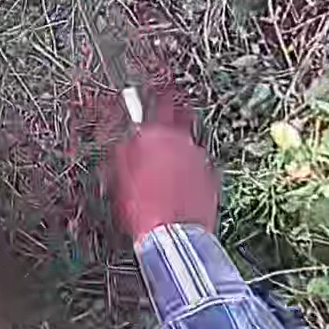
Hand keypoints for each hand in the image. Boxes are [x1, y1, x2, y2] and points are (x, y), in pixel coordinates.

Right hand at [109, 98, 218, 241]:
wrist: (172, 236)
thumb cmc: (140, 208)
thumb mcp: (118, 176)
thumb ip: (123, 150)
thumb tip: (124, 135)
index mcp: (153, 137)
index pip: (153, 104)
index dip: (148, 95)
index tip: (144, 91)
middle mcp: (179, 141)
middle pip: (178, 114)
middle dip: (171, 107)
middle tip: (167, 101)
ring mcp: (198, 157)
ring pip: (187, 138)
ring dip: (178, 140)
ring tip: (168, 148)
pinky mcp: (210, 176)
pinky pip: (197, 162)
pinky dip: (188, 164)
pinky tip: (179, 175)